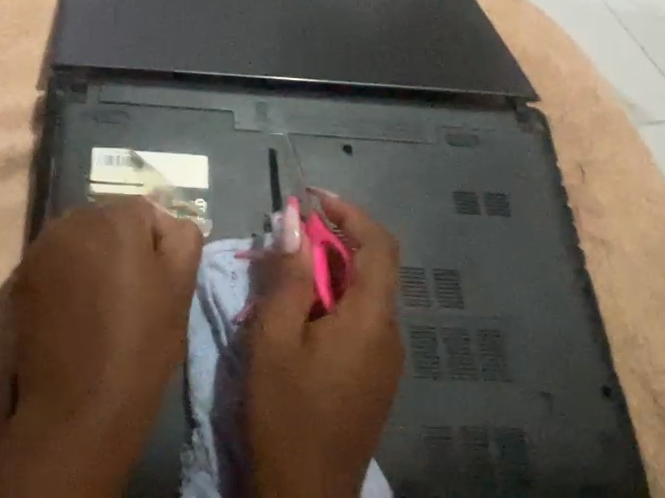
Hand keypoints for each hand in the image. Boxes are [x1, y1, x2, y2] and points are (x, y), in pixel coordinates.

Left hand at [0, 197, 203, 496]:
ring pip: (79, 243)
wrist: (76, 409)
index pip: (147, 213)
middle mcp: (71, 221)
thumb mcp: (180, 289)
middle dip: (122, 249)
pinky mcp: (18, 281)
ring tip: (103, 308)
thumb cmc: (138, 346)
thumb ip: (183, 239)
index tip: (161, 285)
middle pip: (108, 223)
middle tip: (134, 296)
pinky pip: (54, 267)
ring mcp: (39, 250)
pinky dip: (67, 282)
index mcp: (114, 217)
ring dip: (92, 263)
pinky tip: (75, 317)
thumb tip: (171, 225)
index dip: (159, 247)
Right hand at [247, 191, 402, 497]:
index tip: (313, 197)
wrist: (307, 494)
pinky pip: (359, 322)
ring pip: (363, 296)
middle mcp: (390, 334)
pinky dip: (331, 303)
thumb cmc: (286, 412)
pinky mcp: (375, 379)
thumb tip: (296, 221)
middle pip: (371, 268)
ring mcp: (386, 360)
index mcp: (372, 319)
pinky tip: (297, 317)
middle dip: (330, 243)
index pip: (380, 245)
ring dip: (327, 274)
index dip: (350, 212)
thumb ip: (288, 275)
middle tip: (285, 240)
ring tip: (282, 278)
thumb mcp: (274, 338)